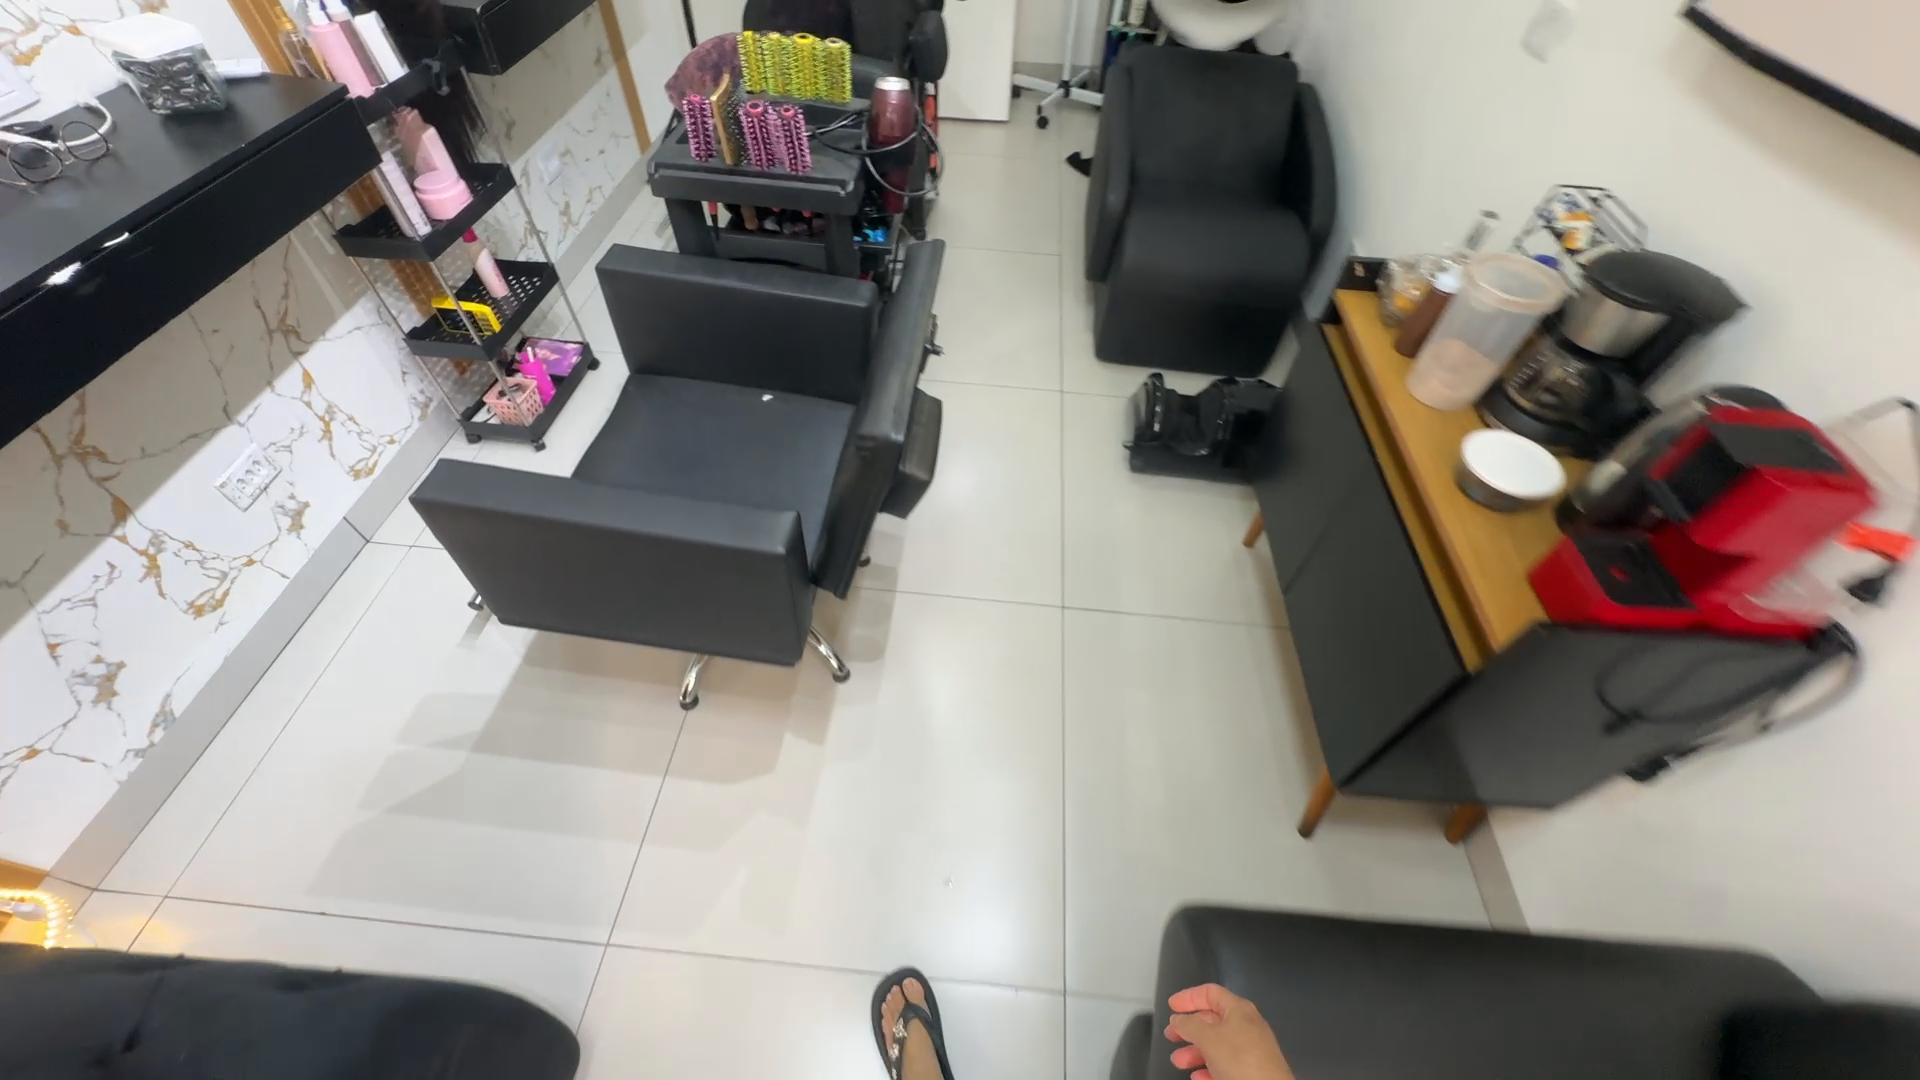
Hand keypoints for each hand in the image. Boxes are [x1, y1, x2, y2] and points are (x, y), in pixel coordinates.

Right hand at [1164, 983, 1294, 1079]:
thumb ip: (1189, 1025)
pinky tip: (1198, 1077)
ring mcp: (1251, 1051)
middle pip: (1211, 1020)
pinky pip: (1226, 1065)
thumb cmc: (1240, 1059)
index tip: (1171, 1007)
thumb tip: (1178, 1019)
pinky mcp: (1253, 1072)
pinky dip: (1209, 1069)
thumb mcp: (1208, 1038)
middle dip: (1188, 1029)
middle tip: (1170, 1036)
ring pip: (1216, 1045)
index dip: (1188, 997)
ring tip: (1179, 1062)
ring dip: (1195, 1052)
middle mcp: (1246, 1026)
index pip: (1210, 992)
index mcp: (1238, 1009)